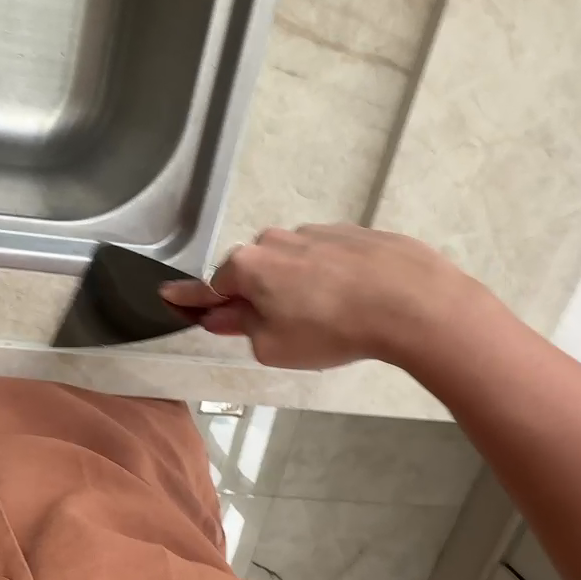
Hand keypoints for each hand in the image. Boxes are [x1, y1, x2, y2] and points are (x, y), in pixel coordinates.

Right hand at [159, 224, 483, 369]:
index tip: (168, 297)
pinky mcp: (355, 233)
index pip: (208, 287)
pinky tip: (355, 301)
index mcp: (247, 266)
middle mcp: (276, 240)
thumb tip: (227, 315)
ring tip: (329, 318)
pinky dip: (332, 277)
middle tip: (278, 329)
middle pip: (253, 272)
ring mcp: (317, 232)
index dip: (189, 300)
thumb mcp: (273, 347)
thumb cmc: (331, 330)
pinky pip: (329, 258)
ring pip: (293, 264)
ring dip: (297, 286)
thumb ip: (243, 329)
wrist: (413, 303)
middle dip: (257, 297)